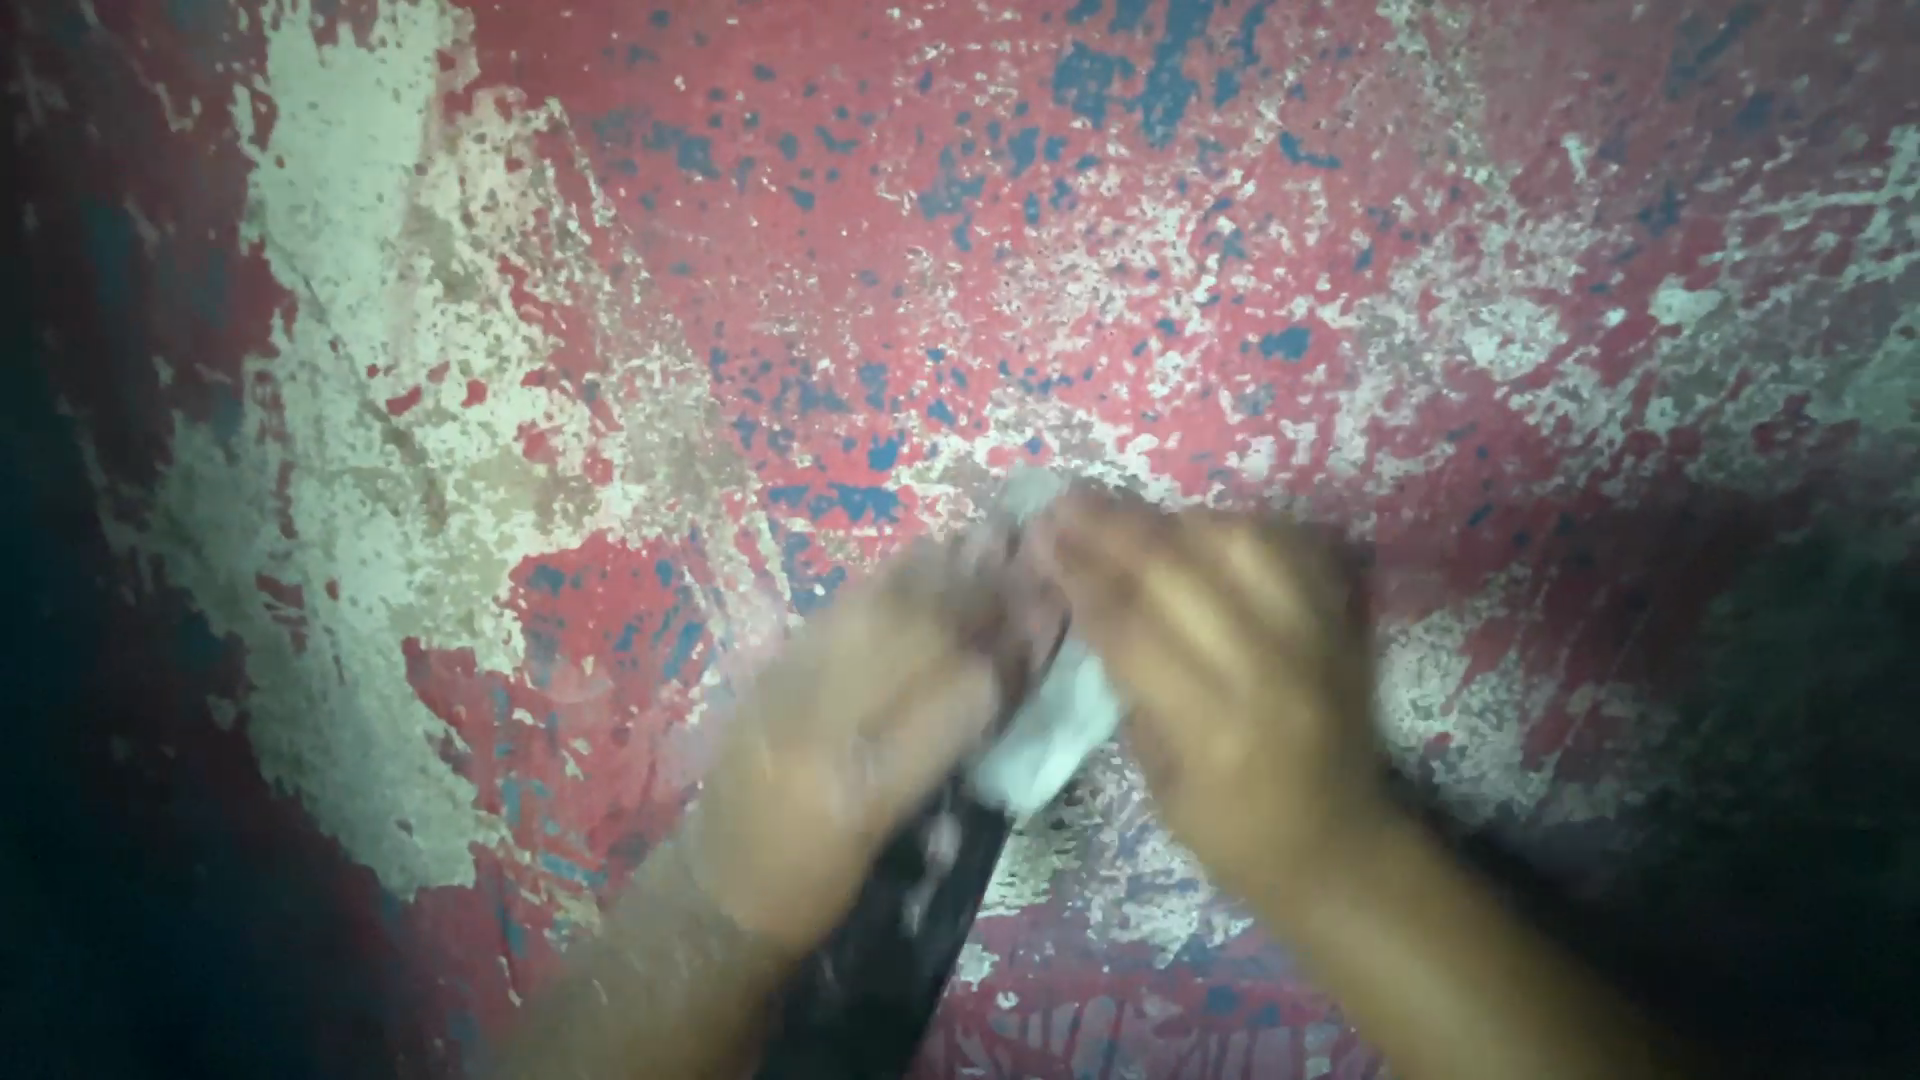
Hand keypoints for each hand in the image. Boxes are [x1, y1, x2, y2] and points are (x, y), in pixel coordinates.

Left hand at [681, 541, 1052, 953]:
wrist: (718, 890)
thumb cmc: (819, 887)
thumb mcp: (891, 836)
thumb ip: (943, 754)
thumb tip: (996, 675)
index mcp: (866, 789)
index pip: (961, 698)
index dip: (1014, 650)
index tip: (1052, 610)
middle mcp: (824, 727)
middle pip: (919, 636)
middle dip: (982, 591)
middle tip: (1026, 555)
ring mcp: (786, 688)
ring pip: (877, 608)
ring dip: (938, 569)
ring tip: (983, 537)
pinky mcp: (765, 670)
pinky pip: (835, 608)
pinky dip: (888, 576)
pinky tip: (921, 553)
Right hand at [1026, 493, 1392, 910]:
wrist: (1338, 845)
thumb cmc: (1230, 830)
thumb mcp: (1155, 776)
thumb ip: (1128, 683)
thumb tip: (1091, 598)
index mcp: (1214, 729)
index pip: (1131, 627)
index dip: (1080, 575)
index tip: (1042, 539)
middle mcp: (1270, 671)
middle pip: (1179, 570)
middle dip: (1111, 529)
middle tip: (1066, 503)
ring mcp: (1317, 638)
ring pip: (1238, 541)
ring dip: (1171, 518)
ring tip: (1125, 514)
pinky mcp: (1343, 622)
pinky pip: (1287, 544)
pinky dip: (1234, 525)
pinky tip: (1195, 525)